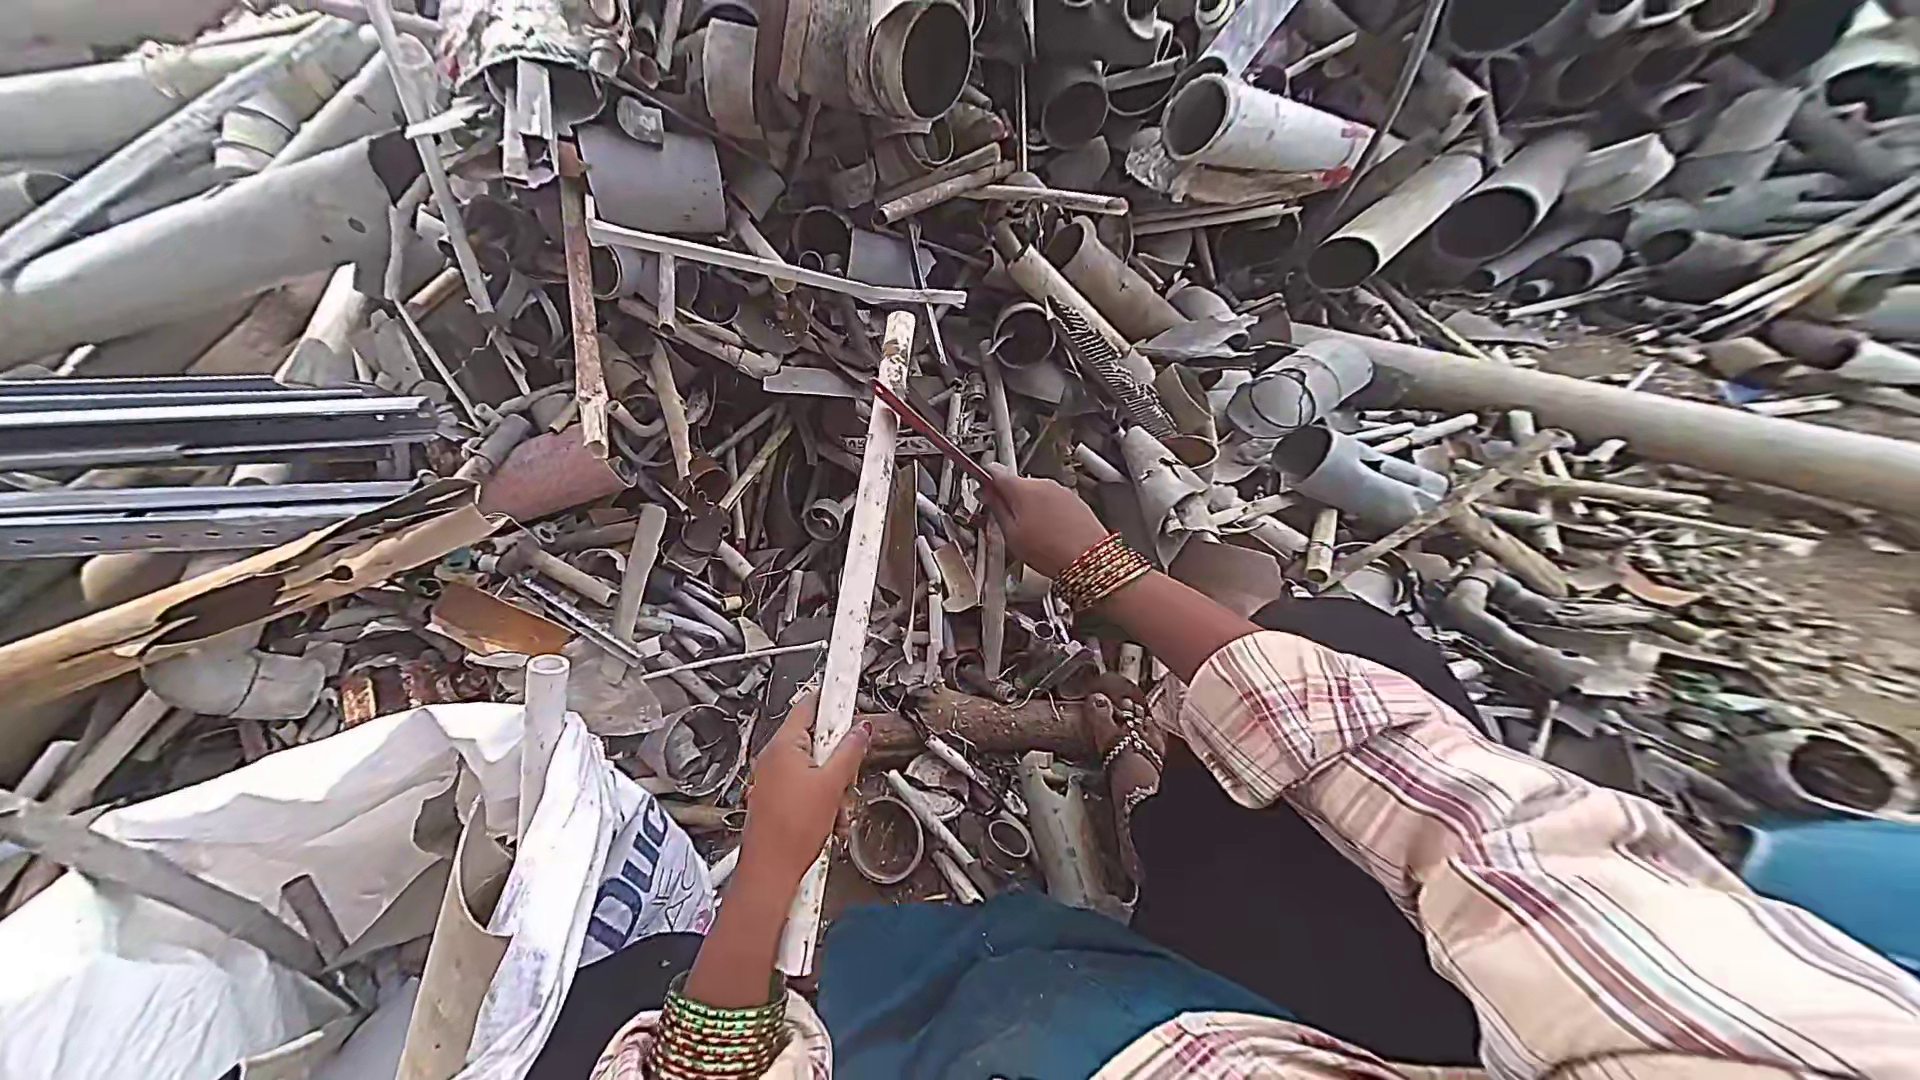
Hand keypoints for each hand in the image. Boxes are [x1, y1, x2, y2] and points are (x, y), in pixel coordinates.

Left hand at [737, 692, 869, 888]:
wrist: (770, 875)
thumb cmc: (789, 833)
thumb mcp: (832, 784)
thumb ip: (850, 751)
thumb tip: (861, 730)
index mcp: (783, 746)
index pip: (811, 704)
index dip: (834, 699)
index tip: (850, 691)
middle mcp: (776, 758)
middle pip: (819, 739)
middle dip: (841, 759)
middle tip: (846, 776)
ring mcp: (776, 779)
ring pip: (818, 767)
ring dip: (836, 785)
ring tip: (836, 807)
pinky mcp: (779, 798)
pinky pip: (810, 786)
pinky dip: (824, 800)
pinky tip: (829, 820)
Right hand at [983, 463, 1111, 577]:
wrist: (1088, 559)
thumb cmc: (1050, 550)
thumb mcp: (1011, 534)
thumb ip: (996, 508)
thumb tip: (986, 493)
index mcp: (1022, 489)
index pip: (995, 471)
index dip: (985, 480)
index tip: (982, 490)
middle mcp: (1043, 483)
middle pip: (1017, 483)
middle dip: (1009, 499)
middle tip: (1006, 523)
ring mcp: (1060, 490)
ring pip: (1035, 493)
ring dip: (1028, 507)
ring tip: (1030, 534)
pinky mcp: (1074, 500)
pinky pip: (1052, 501)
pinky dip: (1046, 512)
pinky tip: (1048, 533)